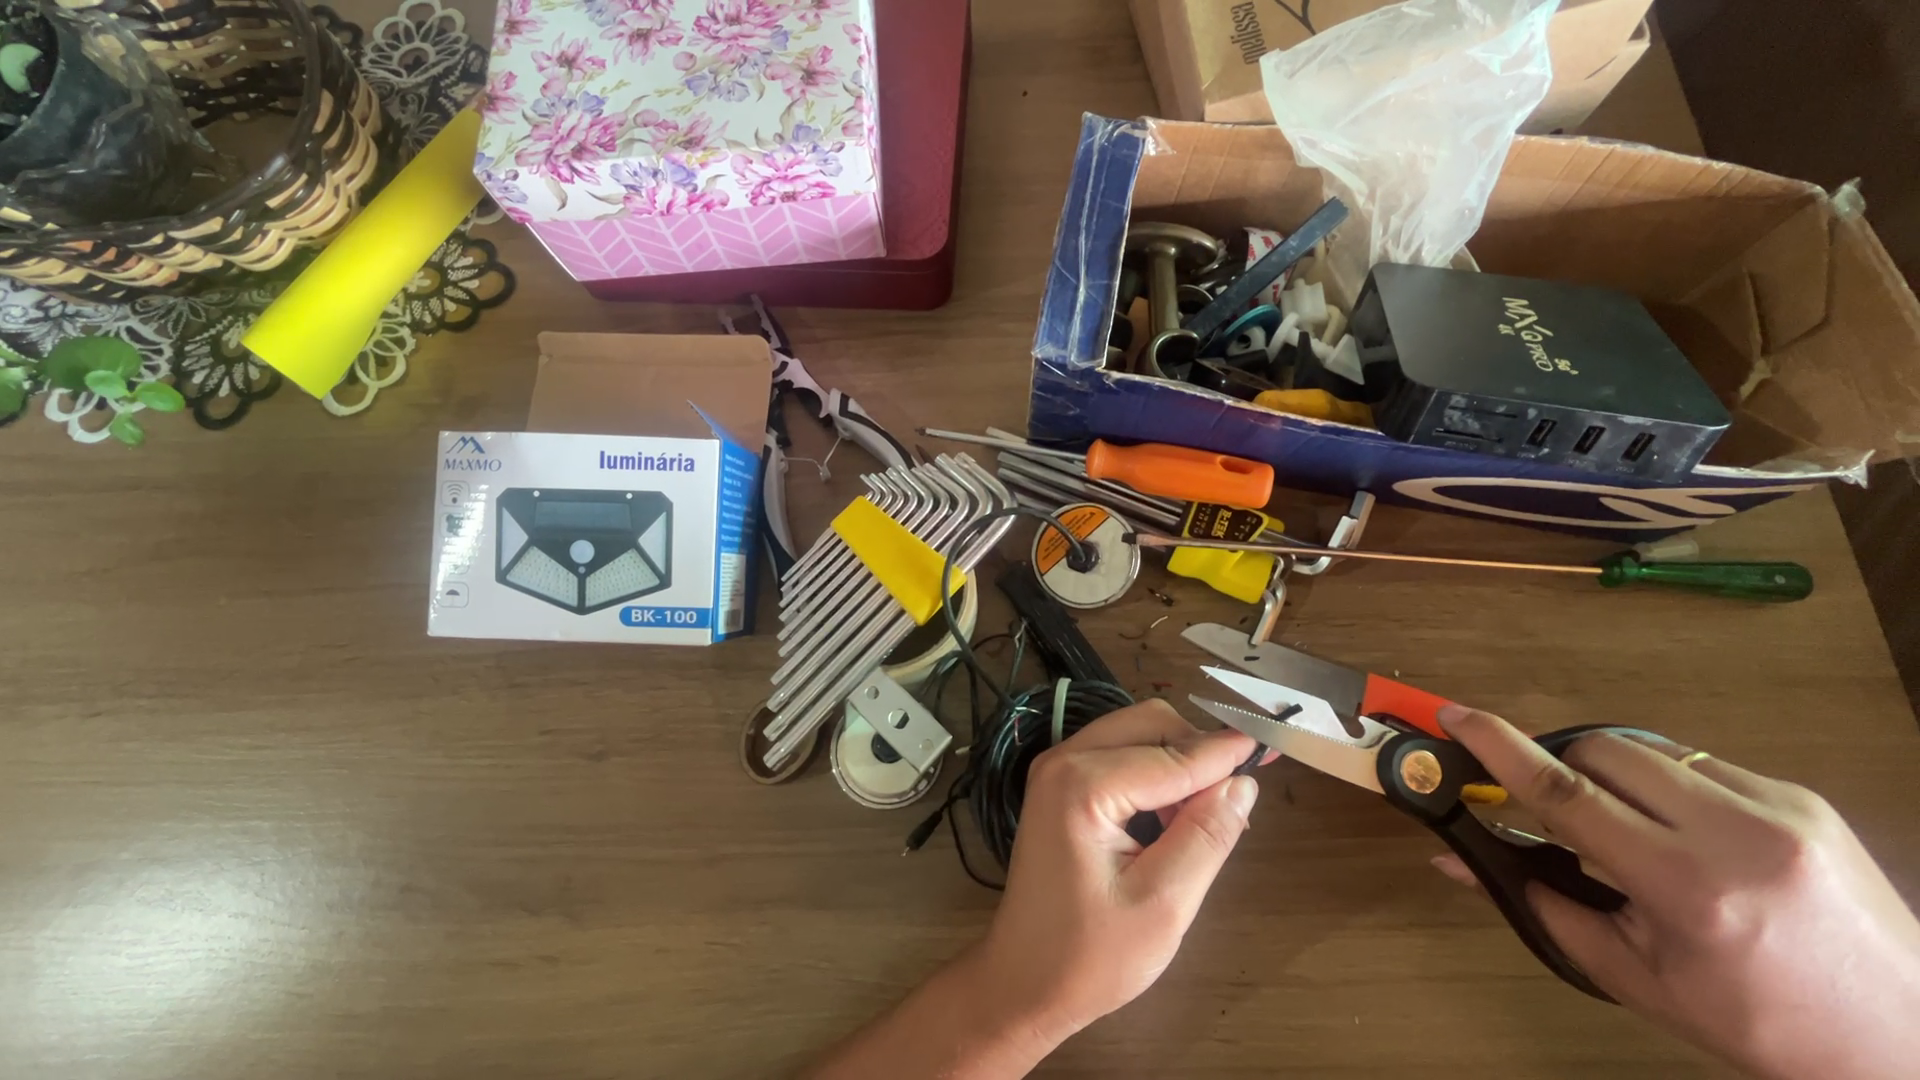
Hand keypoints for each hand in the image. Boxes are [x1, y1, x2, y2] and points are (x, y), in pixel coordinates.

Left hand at [975, 700, 1260, 1044]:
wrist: (1023, 981)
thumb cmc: (1090, 956)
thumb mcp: (1164, 903)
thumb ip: (1207, 836)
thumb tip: (1243, 783)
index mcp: (1082, 783)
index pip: (1173, 755)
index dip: (1226, 754)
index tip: (1274, 744)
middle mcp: (1064, 759)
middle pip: (1150, 724)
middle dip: (1199, 752)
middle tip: (1236, 801)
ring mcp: (1057, 769)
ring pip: (1136, 734)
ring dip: (1179, 762)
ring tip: (1209, 817)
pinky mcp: (1060, 784)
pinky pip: (1120, 755)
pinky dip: (1155, 773)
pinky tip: (1174, 819)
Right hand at [1434, 706, 1919, 1079]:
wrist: (1910, 1046)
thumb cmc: (1754, 1023)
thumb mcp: (1631, 975)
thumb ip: (1536, 904)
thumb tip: (1450, 859)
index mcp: (1688, 888)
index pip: (1566, 795)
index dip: (1499, 747)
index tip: (1456, 715)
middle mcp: (1739, 834)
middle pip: (1601, 754)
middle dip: (1561, 769)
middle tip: (1557, 814)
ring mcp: (1782, 809)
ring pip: (1646, 750)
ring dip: (1610, 776)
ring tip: (1627, 828)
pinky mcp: (1804, 798)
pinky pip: (1695, 763)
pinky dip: (1663, 786)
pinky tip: (1684, 834)